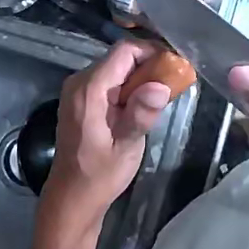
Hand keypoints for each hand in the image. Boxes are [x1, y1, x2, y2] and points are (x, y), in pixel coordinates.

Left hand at [41, 40, 171, 234]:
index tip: (176, 65)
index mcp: (88, 90)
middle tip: (175, 82)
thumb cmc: (99, 176)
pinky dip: (129, 86)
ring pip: (117, 68)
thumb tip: (161, 86)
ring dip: (141, 77)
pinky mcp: (82, 98)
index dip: (152, 52)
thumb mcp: (126, 147)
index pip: (124, 52)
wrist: (72, 197)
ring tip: (163, 94)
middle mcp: (80, 82)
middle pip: (120, 57)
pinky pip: (110, 80)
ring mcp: (79, 89)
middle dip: (150, 65)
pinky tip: (143, 104)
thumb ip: (141, 115)